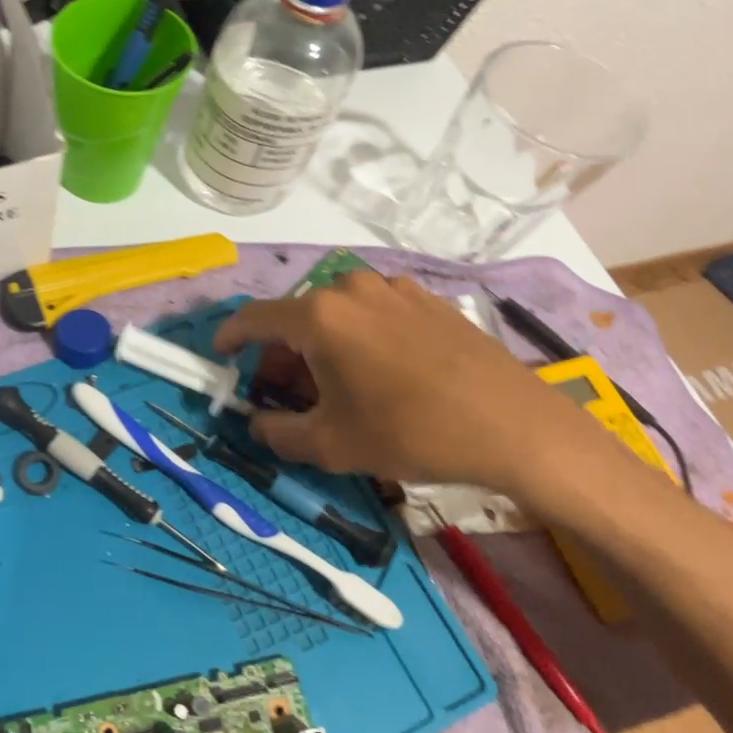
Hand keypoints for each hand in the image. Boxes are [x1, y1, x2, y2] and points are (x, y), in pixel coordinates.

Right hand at [213, 271, 599, 492]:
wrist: (512, 425)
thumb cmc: (410, 433)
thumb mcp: (331, 444)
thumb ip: (278, 433)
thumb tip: (257, 425)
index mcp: (319, 316)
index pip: (254, 318)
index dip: (230, 338)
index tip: (220, 356)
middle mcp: (351, 288)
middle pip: (297, 316)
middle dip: (280, 353)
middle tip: (282, 391)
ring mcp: (395, 289)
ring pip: (337, 314)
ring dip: (321, 345)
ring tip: (332, 386)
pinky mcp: (429, 299)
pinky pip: (374, 313)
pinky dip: (359, 338)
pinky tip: (378, 374)